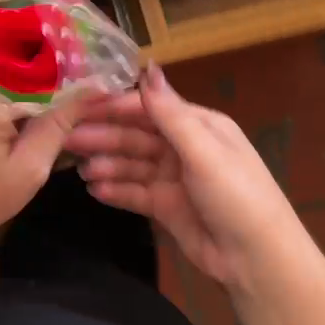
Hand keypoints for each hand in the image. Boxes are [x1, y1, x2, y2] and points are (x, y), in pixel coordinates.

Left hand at [0, 68, 76, 272]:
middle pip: (16, 62)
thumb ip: (59, 124)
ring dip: (26, 78)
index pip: (37, 72)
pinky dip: (3, 85)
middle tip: (83, 87)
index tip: (99, 82)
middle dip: (49, 72)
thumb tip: (96, 89)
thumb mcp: (28, 170)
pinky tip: (25, 102)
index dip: (70, 75)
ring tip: (59, 95)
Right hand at [63, 65, 313, 288]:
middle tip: (68, 140)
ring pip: (130, 164)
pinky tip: (94, 190)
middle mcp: (184, 148)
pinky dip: (114, 190)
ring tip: (83, 172)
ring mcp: (173, 178)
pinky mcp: (164, 205)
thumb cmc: (236, 195)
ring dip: (107, 165)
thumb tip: (149, 67)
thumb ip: (170, 113)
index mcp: (200, 127)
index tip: (79, 107)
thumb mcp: (204, 151)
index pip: (149, 108)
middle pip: (135, 136)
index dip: (115, 107)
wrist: (255, 257)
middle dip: (103, 137)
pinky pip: (132, 192)